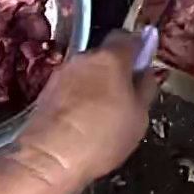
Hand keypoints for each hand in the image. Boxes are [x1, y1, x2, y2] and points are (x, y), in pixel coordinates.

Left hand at [8, 32, 156, 193]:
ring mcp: (63, 71)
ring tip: (103, 115)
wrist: (51, 156)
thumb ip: (145, 88)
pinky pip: (71, 86)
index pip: (128, 37)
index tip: (143, 64)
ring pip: (87, 71)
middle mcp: (85, 58)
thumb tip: (146, 73)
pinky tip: (82, 121)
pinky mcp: (47, 89)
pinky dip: (79, 96)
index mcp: (111, 58)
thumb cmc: (102, 137)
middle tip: (126, 97)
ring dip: (96, 84)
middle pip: (106, 55)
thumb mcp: (139, 117)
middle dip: (116, 70)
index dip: (138, 48)